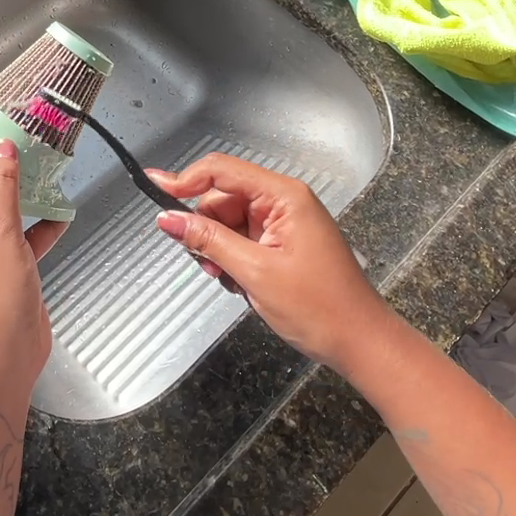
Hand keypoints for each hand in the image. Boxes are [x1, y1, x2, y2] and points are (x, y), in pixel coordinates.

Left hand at [0, 141, 66, 395]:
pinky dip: (43, 222)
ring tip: (53, 159)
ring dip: (27, 186)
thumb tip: (2, 145)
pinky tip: (65, 211)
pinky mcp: (10, 263)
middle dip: (6, 156)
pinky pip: (26, 232)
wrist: (3, 361)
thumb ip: (2, 185)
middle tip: (35, 128)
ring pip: (7, 203)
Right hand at [149, 154, 383, 368]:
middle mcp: (283, 201)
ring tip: (229, 280)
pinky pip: (241, 239)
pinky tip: (239, 283)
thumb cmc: (319, 308)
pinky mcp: (282, 242)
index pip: (221, 170)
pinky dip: (232, 259)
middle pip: (221, 198)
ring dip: (218, 250)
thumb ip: (207, 240)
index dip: (184, 179)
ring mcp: (283, 222)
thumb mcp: (254, 272)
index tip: (153, 190)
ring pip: (227, 222)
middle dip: (206, 229)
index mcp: (283, 195)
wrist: (362, 345)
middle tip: (207, 265)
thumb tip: (166, 218)